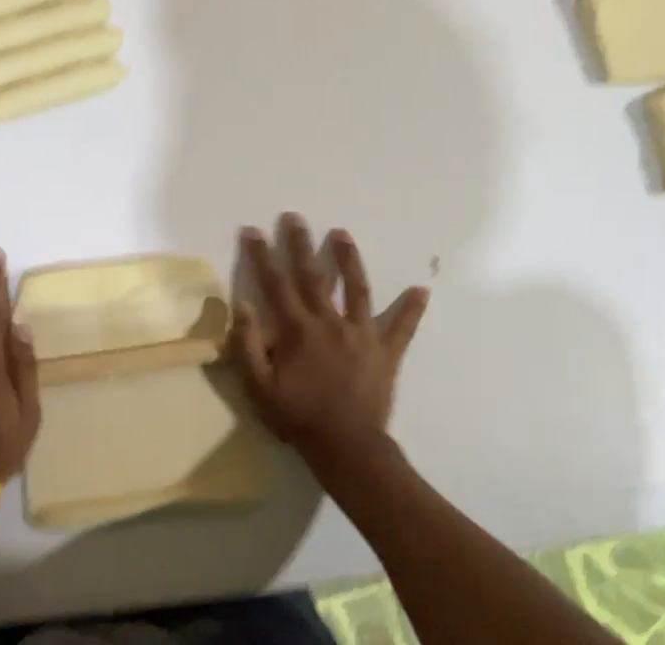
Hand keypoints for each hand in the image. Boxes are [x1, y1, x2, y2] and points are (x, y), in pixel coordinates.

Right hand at [228, 215, 428, 475]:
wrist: (347, 447)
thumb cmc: (297, 417)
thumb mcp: (259, 386)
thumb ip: (248, 344)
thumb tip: (243, 305)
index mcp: (298, 330)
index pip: (275, 284)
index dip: (261, 256)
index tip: (252, 231)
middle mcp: (330, 323)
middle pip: (313, 276)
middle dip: (300, 244)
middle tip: (294, 217)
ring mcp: (362, 335)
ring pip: (356, 289)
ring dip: (348, 260)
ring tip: (342, 234)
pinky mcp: (386, 352)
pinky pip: (402, 327)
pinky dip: (411, 308)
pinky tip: (422, 290)